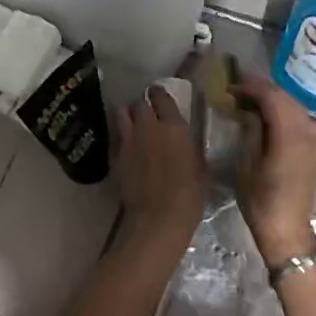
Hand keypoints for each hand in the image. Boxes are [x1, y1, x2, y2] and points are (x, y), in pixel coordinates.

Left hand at [115, 85, 204, 244]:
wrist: (157, 219)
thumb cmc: (188, 198)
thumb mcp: (201, 170)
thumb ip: (193, 150)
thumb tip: (190, 143)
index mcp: (174, 127)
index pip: (162, 97)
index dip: (160, 96)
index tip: (161, 99)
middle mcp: (149, 126)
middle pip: (140, 103)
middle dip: (144, 104)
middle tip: (148, 112)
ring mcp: (128, 140)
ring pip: (122, 114)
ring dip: (128, 115)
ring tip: (133, 122)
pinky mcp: (114, 156)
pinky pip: (116, 136)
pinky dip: (120, 135)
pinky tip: (126, 144)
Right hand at [233, 74, 315, 259]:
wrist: (287, 229)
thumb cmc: (261, 201)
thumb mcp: (247, 164)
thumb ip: (251, 130)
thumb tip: (249, 110)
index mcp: (289, 133)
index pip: (272, 96)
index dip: (251, 86)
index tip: (232, 85)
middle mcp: (306, 130)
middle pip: (286, 97)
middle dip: (263, 90)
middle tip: (239, 89)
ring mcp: (314, 139)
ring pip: (295, 107)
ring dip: (274, 100)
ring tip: (251, 101)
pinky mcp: (314, 149)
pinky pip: (300, 120)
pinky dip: (284, 113)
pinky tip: (269, 119)